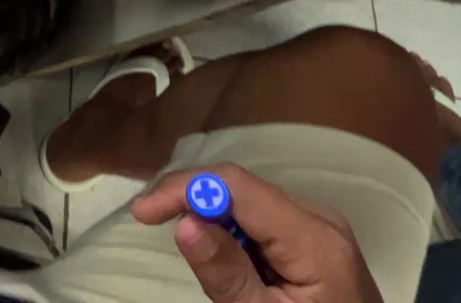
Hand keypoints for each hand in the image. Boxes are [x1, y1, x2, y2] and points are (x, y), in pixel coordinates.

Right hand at [132, 165, 381, 302]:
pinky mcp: (314, 235)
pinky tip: (218, 249)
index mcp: (315, 239)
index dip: (184, 187)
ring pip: (246, 197)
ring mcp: (319, 224)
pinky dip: (229, 226)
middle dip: (191, 197)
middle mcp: (319, 217)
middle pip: (240, 186)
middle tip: (148, 218)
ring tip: (183, 238)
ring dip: (208, 211)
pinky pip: (260, 214)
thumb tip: (182, 222)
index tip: (141, 212)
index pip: (237, 185)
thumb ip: (228, 274)